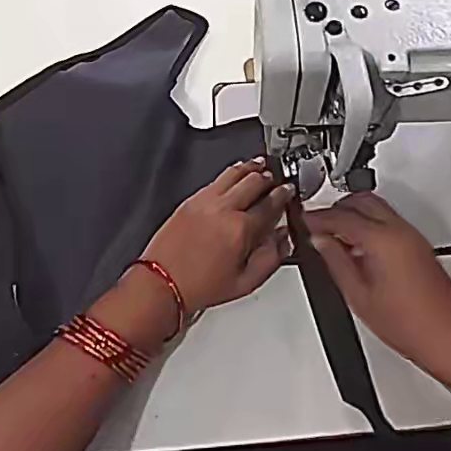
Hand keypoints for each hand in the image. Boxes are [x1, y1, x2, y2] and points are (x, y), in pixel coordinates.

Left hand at [142, 159, 292, 312]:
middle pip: (255, 181)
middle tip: (277, 179)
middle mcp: (224, 210)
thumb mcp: (246, 282)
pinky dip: (230, 173)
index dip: (283, 195)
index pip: (271, 204)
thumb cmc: (199, 286)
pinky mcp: (191, 201)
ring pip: (234, 173)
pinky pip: (216, 180)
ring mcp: (206, 202)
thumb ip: (271, 258)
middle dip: (270, 178)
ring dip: (251, 168)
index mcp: (241, 230)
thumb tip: (282, 239)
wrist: (162, 283)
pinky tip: (235, 174)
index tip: (288, 191)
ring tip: (261, 165)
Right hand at [305, 193, 450, 379]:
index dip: (317, 218)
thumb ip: (335, 261)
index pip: (341, 216)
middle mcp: (400, 231)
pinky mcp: (418, 245)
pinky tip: (356, 246)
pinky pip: (389, 221)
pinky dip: (369, 225)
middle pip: (361, 201)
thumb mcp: (357, 294)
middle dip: (336, 209)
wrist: (446, 336)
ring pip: (377, 207)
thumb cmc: (411, 323)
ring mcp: (412, 236)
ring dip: (354, 215)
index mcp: (383, 239)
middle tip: (317, 226)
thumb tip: (321, 242)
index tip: (304, 223)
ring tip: (333, 237)